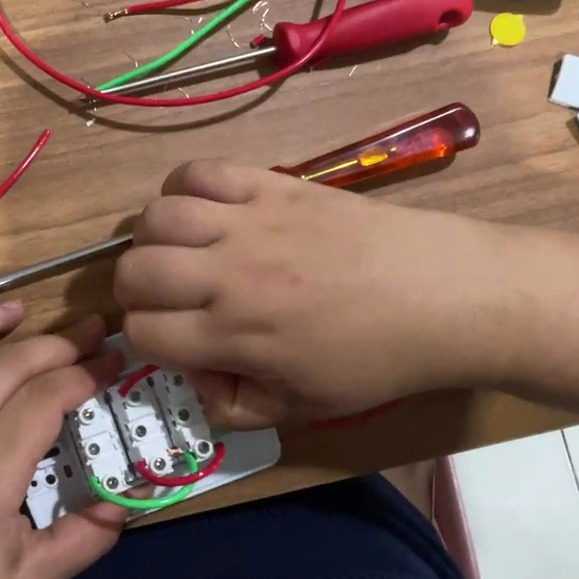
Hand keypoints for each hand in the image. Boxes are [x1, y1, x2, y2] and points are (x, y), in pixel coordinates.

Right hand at [114, 160, 578, 428]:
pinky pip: (200, 171)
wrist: (445, 294)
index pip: (141, 332)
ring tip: (181, 249)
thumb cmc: (377, 359)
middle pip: (133, 269)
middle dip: (135, 289)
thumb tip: (197, 377)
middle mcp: (228, 276)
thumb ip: (235, 406)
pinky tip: (201, 209)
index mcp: (235, 336)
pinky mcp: (271, 185)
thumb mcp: (305, 407)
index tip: (171, 340)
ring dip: (153, 237)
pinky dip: (182, 187)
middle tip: (167, 296)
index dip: (144, 340)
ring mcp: (248, 223)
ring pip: (155, 215)